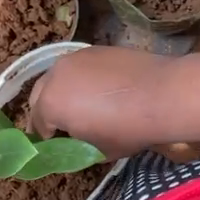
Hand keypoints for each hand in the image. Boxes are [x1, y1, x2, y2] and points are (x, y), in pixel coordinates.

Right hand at [26, 46, 173, 157]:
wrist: (162, 94)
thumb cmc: (126, 128)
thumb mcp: (96, 150)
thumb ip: (76, 145)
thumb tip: (73, 142)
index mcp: (49, 103)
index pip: (38, 125)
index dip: (46, 138)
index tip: (56, 144)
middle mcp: (55, 74)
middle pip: (40, 95)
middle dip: (46, 110)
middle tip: (63, 125)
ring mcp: (75, 57)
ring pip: (58, 77)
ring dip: (63, 91)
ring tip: (81, 105)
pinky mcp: (96, 49)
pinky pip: (79, 67)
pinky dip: (82, 78)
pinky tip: (100, 89)